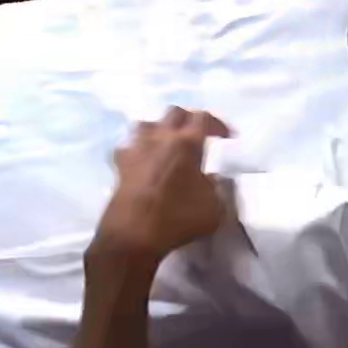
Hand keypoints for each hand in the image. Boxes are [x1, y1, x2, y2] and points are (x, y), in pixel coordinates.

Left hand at [92, 107, 232, 266]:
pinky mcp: (120, 165)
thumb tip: (212, 179)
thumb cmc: (179, 218)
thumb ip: (218, 189)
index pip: (204, 118)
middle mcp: (160, 139)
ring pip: (148, 123)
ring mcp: (136, 149)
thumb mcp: (215, 209)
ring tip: (169, 144)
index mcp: (187, 144)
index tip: (227, 137)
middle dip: (190, 120)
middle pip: (174, 113)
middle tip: (200, 136)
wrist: (134, 235)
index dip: (218, 124)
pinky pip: (130, 146)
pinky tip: (146, 161)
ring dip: (161, 129)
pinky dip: (141, 149)